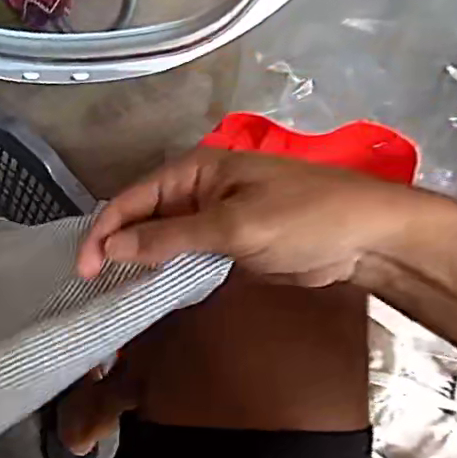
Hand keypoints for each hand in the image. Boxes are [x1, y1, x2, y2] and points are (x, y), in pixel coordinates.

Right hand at [76, 148, 454, 286]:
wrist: (371, 239)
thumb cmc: (306, 218)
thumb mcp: (234, 226)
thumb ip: (170, 237)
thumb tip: (112, 248)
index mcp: (194, 170)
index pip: (132, 199)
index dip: (103, 232)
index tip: (86, 268)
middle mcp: (194, 189)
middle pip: (138, 217)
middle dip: (112, 246)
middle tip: (90, 282)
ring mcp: (208, 216)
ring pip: (155, 237)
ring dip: (132, 259)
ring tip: (107, 287)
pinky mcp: (222, 242)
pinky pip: (178, 253)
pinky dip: (159, 269)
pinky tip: (142, 287)